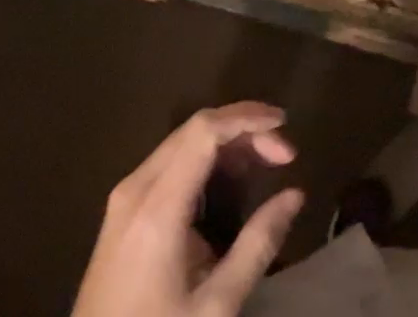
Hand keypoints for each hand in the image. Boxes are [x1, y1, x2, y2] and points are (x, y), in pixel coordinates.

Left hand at [71, 102, 304, 316]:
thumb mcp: (216, 304)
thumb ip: (257, 244)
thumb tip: (294, 195)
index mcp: (158, 207)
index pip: (203, 131)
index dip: (246, 118)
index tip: (286, 127)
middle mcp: (136, 188)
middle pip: (193, 130)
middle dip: (243, 129)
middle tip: (285, 154)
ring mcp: (125, 197)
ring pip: (181, 143)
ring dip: (225, 142)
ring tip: (266, 162)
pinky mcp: (123, 211)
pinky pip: (168, 164)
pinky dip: (204, 159)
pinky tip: (230, 179)